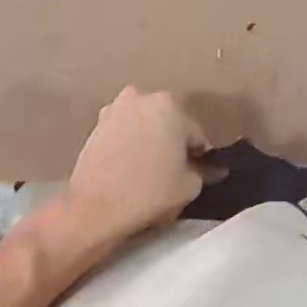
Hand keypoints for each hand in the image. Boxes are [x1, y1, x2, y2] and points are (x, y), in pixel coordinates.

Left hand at [55, 86, 211, 247]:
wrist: (95, 208)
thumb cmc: (149, 193)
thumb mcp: (189, 186)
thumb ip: (204, 172)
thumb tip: (212, 169)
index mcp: (169, 105)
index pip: (195, 135)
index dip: (199, 158)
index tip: (196, 175)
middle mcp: (139, 98)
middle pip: (167, 125)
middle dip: (172, 144)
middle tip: (172, 173)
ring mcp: (113, 111)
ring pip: (143, 128)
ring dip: (149, 143)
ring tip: (148, 173)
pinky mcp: (94, 128)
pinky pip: (122, 136)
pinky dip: (129, 148)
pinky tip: (128, 171)